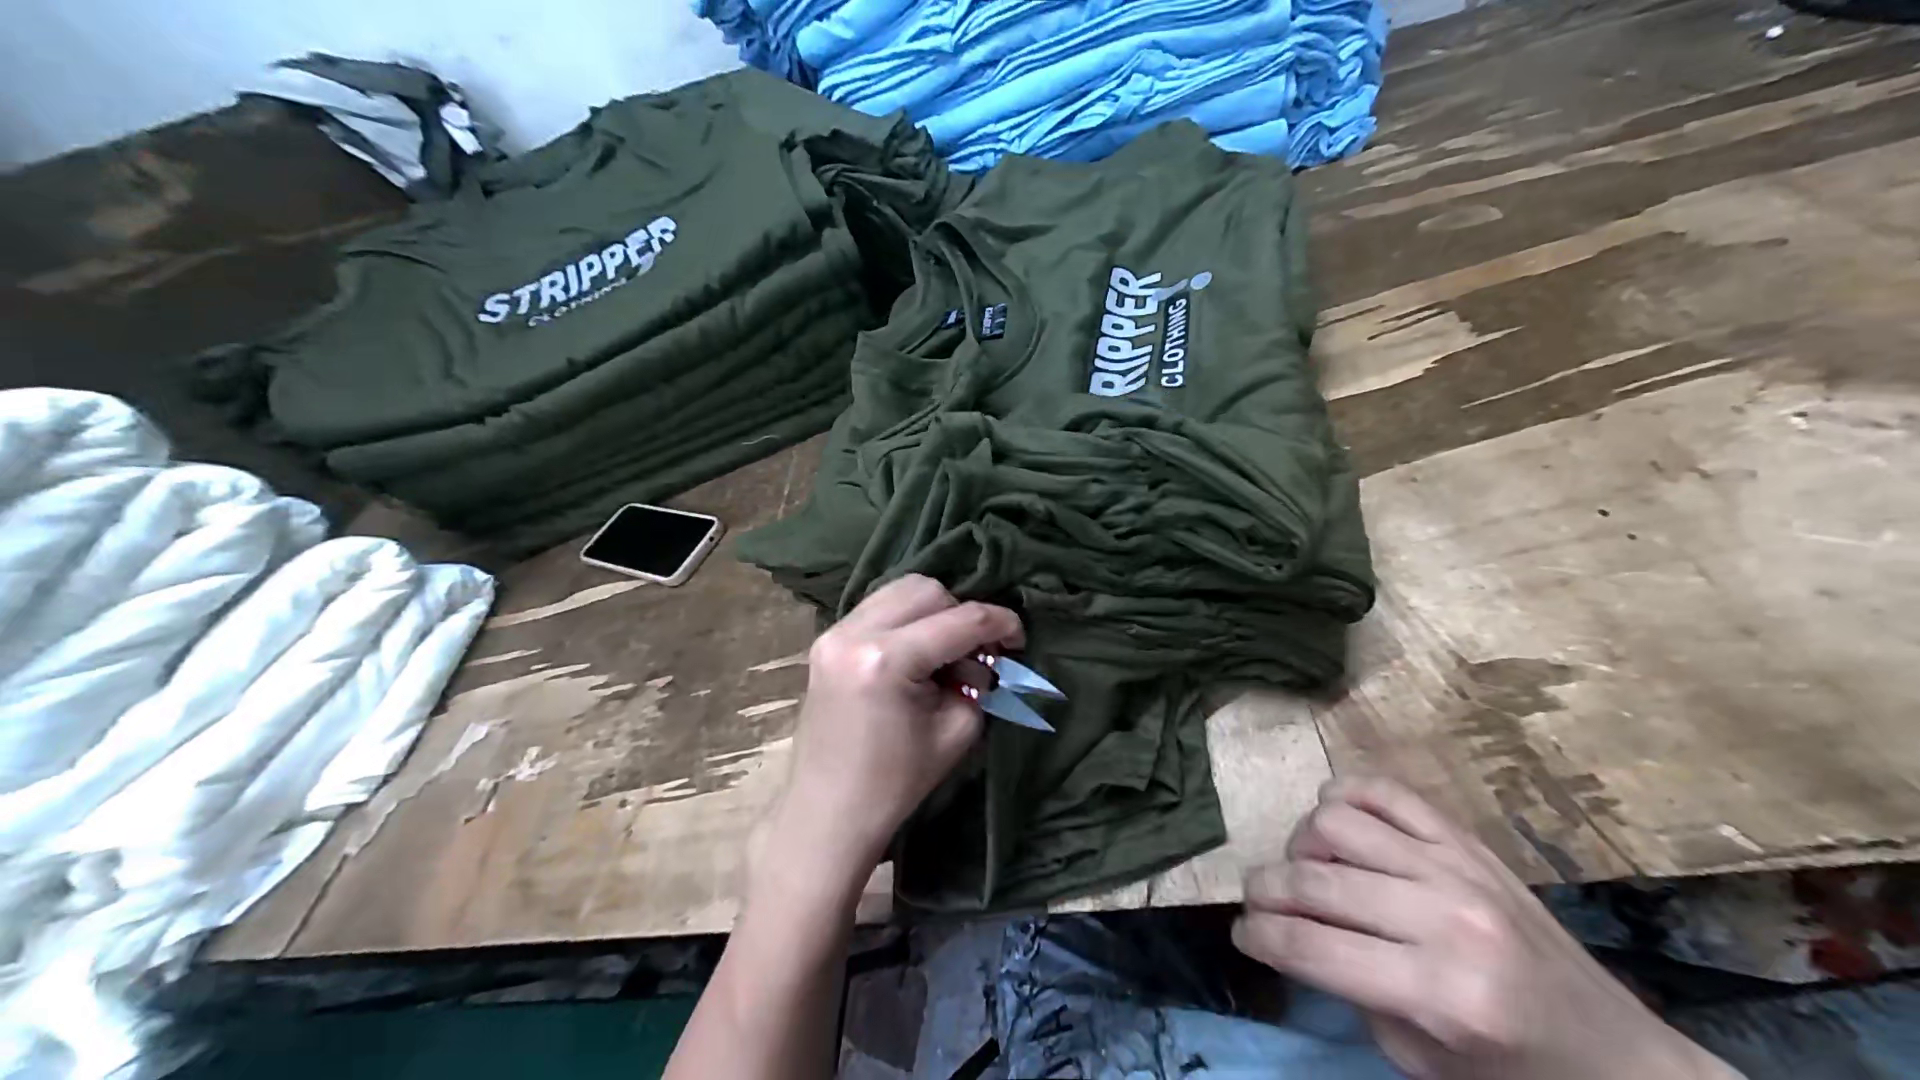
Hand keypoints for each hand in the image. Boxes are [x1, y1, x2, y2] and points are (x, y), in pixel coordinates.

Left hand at [763, 575, 1022, 885]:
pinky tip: (918, 652)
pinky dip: (907, 618)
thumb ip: (979, 680)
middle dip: (962, 615)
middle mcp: (854, 633)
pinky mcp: (826, 640)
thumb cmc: (895, 782)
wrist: (828, 811)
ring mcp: (833, 633)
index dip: (1000, 624)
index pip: (959, 620)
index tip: (1020, 638)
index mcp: (886, 660)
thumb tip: (985, 653)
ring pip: (900, 590)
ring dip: (934, 612)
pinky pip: (878, 607)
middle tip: (978, 652)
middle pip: (927, 590)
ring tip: (946, 652)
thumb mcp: (957, 729)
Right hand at [1233, 777, 1737, 1079]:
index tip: (1242, 936)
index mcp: (1443, 993)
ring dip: (1301, 844)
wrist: (1616, 1055)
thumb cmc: (1510, 1070)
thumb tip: (1288, 926)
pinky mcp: (1466, 839)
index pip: (1308, 945)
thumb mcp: (1417, 1057)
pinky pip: (1380, 789)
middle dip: (1264, 890)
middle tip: (1258, 905)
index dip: (1257, 936)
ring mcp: (1458, 867)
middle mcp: (1448, 919)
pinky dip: (1343, 797)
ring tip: (1309, 869)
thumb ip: (1346, 986)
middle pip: (1312, 877)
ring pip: (1334, 821)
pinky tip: (1339, 828)